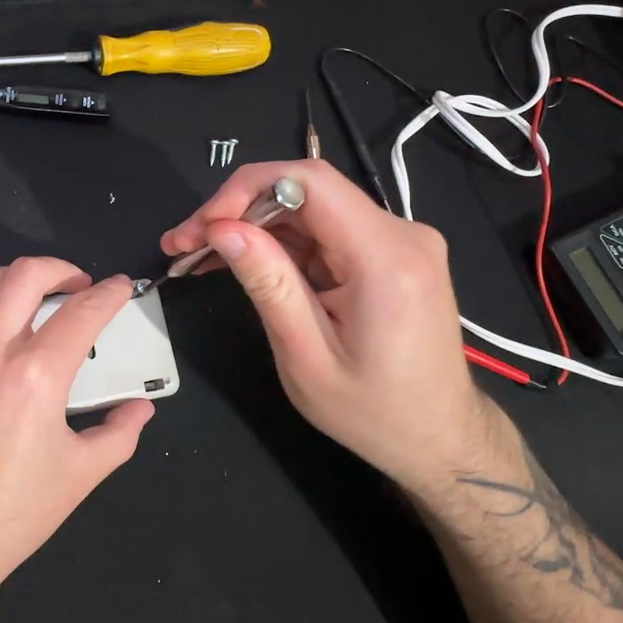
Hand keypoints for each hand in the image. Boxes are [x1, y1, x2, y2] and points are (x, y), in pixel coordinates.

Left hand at [0, 259, 155, 613]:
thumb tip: (141, 408)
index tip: (117, 288)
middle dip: (63, 270)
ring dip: (15, 280)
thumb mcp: (77, 478)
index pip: (83, 312)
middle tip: (75, 285)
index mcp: (35, 378)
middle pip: (29, 274)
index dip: (109, 294)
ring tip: (28, 298)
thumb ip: (117, 434)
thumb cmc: (5, 517)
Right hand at [160, 159, 494, 491]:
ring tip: (196, 255)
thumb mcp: (307, 357)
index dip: (246, 189)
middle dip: (236, 211)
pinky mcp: (387, 250)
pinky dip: (276, 242)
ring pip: (307, 209)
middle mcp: (401, 234)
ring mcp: (398, 239)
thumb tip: (222, 229)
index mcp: (387, 259)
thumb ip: (268, 284)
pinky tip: (237, 260)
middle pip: (303, 192)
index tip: (202, 226)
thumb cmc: (374, 413)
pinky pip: (322, 229)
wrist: (439, 439)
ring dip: (249, 227)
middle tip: (182, 244)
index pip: (310, 182)